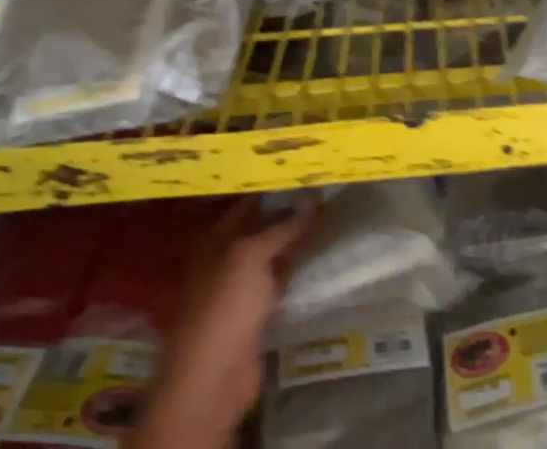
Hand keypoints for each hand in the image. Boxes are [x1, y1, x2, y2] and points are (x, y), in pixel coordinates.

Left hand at [130, 197, 318, 448]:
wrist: (214, 377)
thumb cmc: (225, 306)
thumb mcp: (251, 256)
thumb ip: (283, 226)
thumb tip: (314, 195)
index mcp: (215, 240)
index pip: (248, 202)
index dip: (274, 187)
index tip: (307, 170)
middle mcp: (226, 258)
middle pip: (262, 227)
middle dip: (290, 211)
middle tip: (328, 190)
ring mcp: (241, 287)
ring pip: (274, 254)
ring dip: (297, 240)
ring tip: (333, 216)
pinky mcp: (258, 312)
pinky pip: (282, 280)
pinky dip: (299, 269)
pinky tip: (323, 256)